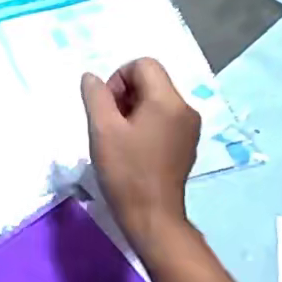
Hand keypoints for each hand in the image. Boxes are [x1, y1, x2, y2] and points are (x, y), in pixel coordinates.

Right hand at [81, 57, 199, 241]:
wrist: (152, 217)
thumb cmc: (126, 172)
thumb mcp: (102, 130)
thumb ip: (95, 96)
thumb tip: (91, 77)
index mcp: (168, 101)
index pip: (143, 65)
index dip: (117, 78)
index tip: (106, 108)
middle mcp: (185, 108)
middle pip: (151, 80)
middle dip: (125, 94)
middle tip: (109, 124)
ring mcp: (190, 128)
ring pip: (157, 100)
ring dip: (134, 110)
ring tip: (119, 138)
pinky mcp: (187, 144)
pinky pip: (164, 118)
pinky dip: (146, 123)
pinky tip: (133, 148)